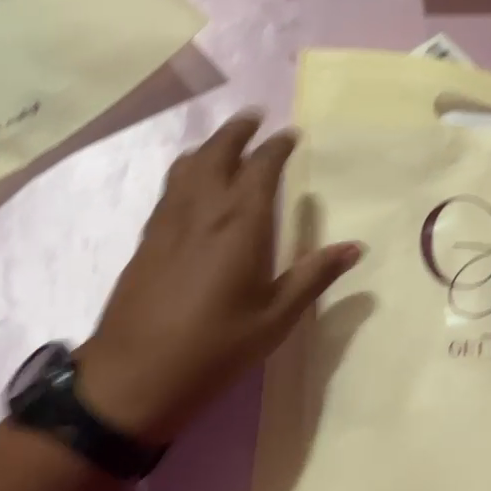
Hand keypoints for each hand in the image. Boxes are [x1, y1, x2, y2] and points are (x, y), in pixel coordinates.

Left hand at [78, 113, 361, 444]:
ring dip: (210, 145)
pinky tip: (192, 184)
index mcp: (240, 223)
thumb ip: (313, 277)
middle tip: (255, 117)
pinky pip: (171, 186)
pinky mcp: (149, 237)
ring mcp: (170, 220)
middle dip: (238, 130)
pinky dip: (188, 169)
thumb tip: (355, 247)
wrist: (136, 372)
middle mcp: (203, 209)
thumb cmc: (216, 347)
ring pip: (188, 164)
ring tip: (225, 142)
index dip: (277, 147)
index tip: (291, 135)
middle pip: (218, 151)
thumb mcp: (275, 318)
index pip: (261, 167)